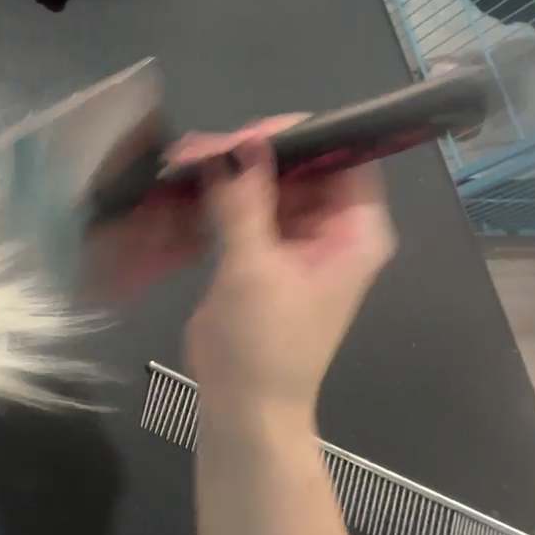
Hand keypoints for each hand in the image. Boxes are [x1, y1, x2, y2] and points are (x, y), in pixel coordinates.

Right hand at [183, 125, 394, 430]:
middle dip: (251, 153)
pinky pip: (242, 211)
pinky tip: (184, 184)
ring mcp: (290, 243)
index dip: (303, 138)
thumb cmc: (263, 341)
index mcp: (352, 233)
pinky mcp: (255, 255)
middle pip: (299, 170)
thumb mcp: (254, 268)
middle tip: (198, 146)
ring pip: (265, 187)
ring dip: (228, 172)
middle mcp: (327, 230)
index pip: (344, 160)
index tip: (246, 133)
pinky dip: (216, 197)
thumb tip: (237, 143)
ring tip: (182, 158)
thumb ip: (246, 203)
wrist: (243, 401)